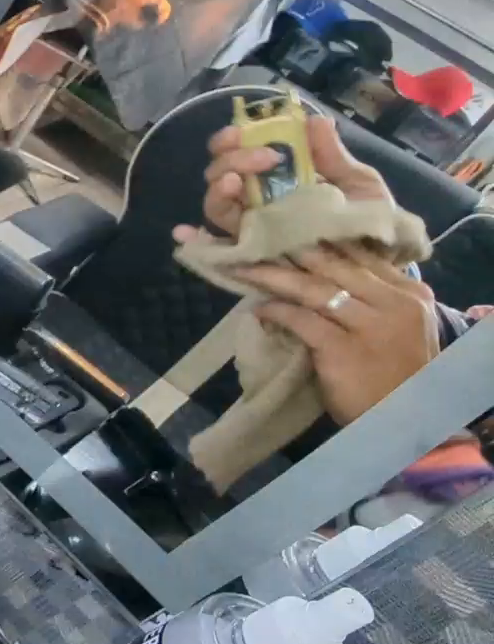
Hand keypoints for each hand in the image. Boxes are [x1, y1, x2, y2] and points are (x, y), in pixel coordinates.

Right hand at [174, 116, 391, 244]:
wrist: (378, 257)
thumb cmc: (366, 217)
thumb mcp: (357, 180)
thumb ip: (331, 155)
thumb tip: (313, 120)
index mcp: (274, 177)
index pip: (237, 153)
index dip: (231, 141)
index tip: (242, 130)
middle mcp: (253, 198)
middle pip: (219, 175)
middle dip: (231, 161)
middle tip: (264, 158)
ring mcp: (248, 224)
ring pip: (215, 204)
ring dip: (217, 189)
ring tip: (234, 183)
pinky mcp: (247, 250)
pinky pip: (214, 244)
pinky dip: (193, 239)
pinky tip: (184, 233)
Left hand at [234, 244, 439, 424]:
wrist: (404, 414)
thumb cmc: (389, 368)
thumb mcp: (388, 324)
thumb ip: (363, 296)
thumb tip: (313, 270)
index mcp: (407, 292)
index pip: (358, 255)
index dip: (315, 240)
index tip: (277, 228)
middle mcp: (395, 302)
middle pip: (331, 266)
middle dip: (285, 250)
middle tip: (246, 239)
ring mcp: (371, 325)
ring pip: (312, 288)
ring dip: (269, 276)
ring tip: (237, 267)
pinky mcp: (345, 348)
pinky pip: (301, 320)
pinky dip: (275, 311)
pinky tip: (256, 308)